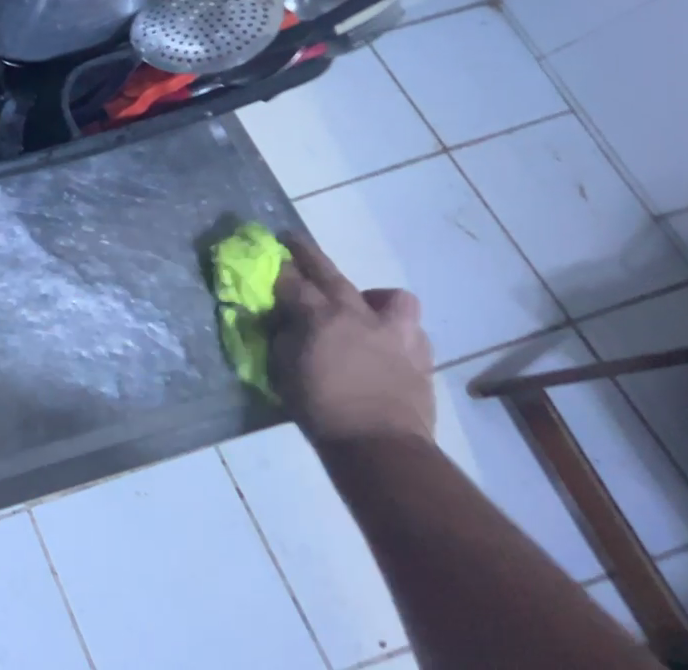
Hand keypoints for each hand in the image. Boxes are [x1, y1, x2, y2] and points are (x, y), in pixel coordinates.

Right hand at [271, 234, 433, 444]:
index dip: (277, 267)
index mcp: (321, 318)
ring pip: (390, 298)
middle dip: (309, 255)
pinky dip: (394, 331)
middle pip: (331, 274)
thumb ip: (284, 337)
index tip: (266, 255)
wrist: (379, 444)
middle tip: (294, 242)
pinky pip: (409, 330)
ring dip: (372, 297)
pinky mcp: (420, 356)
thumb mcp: (284, 369)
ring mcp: (396, 334)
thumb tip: (284, 322)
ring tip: (361, 310)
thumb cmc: (319, 408)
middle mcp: (359, 315)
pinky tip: (384, 345)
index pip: (292, 282)